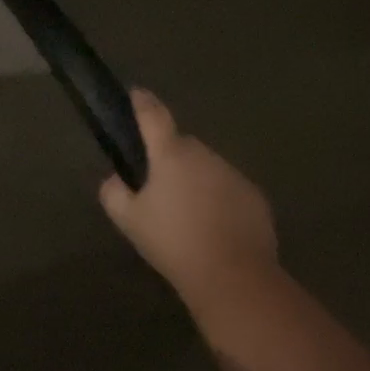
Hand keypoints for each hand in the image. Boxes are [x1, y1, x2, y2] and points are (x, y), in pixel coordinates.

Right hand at [98, 89, 278, 306]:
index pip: (153, 116)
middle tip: (158, 187)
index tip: (136, 93)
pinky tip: (213, 228)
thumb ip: (114, 193)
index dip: (142, 103)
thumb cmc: (173, 242)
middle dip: (169, 158)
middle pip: (181, 146)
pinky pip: (228, 189)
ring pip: (207, 168)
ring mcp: (234, 175)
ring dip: (195, 180)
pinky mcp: (255, 198)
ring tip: (187, 214)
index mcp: (170, 154)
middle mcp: (204, 155)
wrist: (233, 276)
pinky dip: (218, 200)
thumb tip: (116, 179)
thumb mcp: (129, 221)